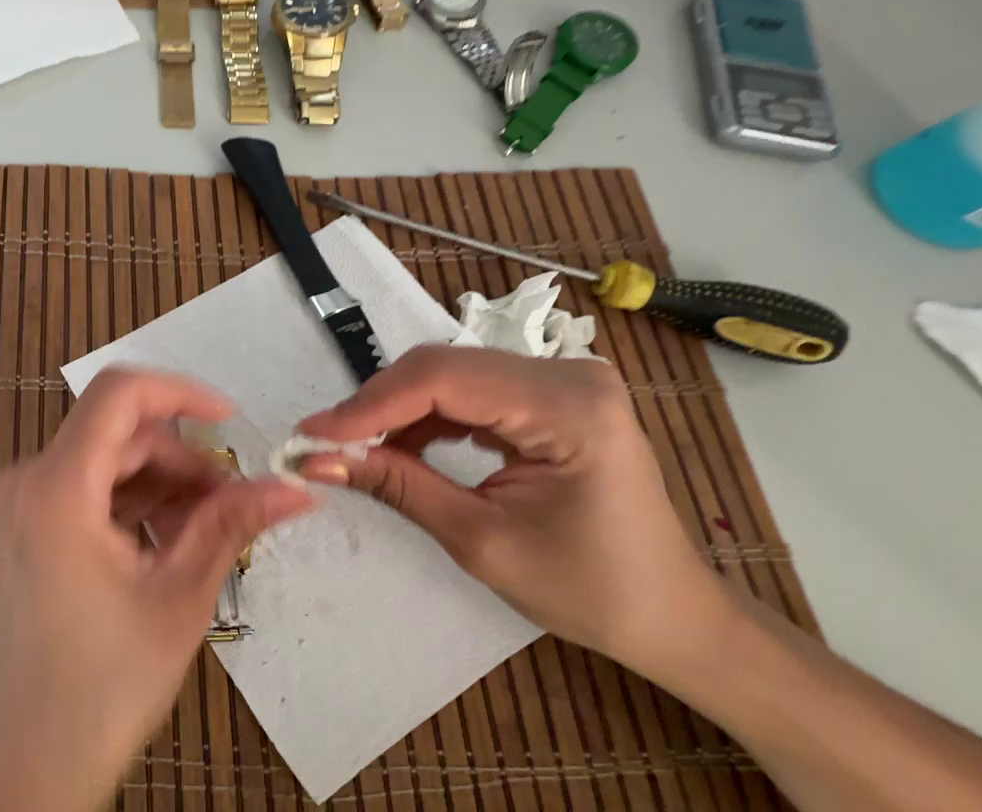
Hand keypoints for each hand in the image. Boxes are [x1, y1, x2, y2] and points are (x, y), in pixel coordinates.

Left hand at [0, 367, 315, 811]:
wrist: (28, 759)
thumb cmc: (100, 686)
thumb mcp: (179, 597)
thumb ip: (231, 525)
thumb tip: (293, 488)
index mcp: (57, 487)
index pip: (120, 393)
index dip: (181, 392)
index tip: (232, 418)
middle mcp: (28, 482)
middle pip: (118, 433)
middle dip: (183, 457)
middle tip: (236, 501)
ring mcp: (20, 507)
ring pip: (105, 462)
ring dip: (162, 484)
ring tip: (208, 531)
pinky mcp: (24, 530)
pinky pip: (86, 492)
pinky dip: (132, 505)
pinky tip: (169, 545)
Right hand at [295, 345, 727, 671]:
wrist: (670, 614)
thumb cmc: (589, 589)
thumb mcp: (481, 541)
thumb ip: (399, 486)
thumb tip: (319, 459)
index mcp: (569, 406)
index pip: (442, 379)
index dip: (369, 404)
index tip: (311, 435)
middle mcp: (570, 374)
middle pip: (444, 367)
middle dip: (378, 406)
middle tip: (325, 444)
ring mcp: (566, 379)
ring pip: (452, 374)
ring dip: (399, 411)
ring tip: (357, 450)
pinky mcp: (555, 394)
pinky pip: (473, 390)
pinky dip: (429, 416)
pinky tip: (401, 446)